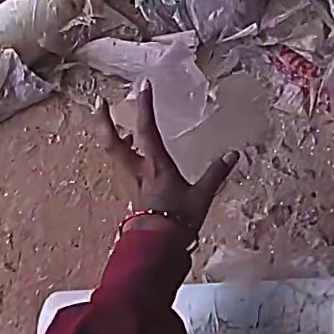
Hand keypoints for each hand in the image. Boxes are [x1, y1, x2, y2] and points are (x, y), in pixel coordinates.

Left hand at [97, 84, 239, 237]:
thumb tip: (233, 155)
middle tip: (100, 102)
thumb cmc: (177, 222)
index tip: (143, 85)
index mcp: (155, 166)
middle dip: (104, 121)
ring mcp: (130, 183)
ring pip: (115, 155)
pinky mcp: (131, 195)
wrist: (155, 249)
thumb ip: (215, 174)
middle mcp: (138, 171)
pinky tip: (130, 156)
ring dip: (112, 137)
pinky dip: (122, 156)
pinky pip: (123, 168)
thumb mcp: (201, 197)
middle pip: (113, 142)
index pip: (147, 129)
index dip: (145, 106)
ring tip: (114, 125)